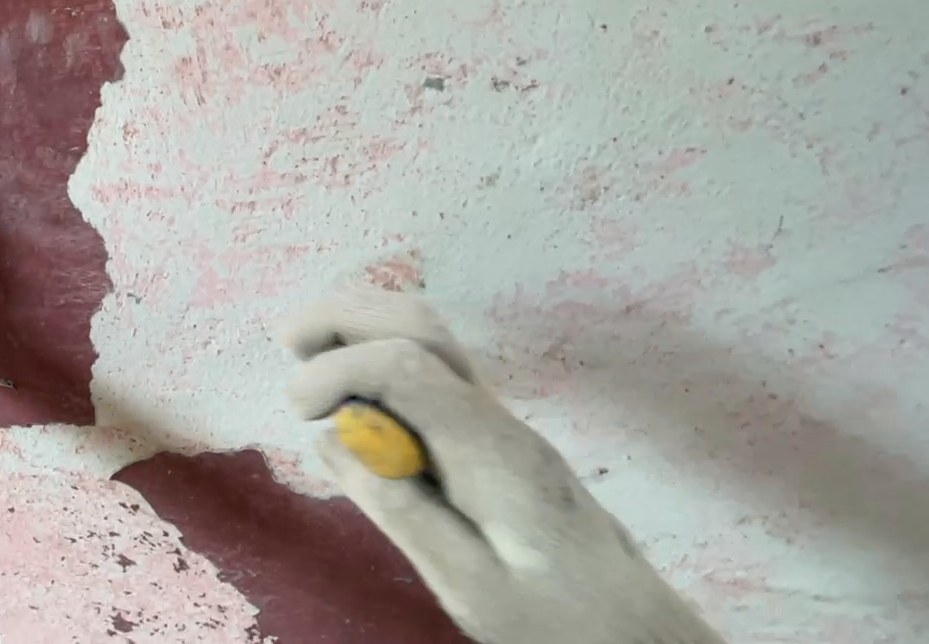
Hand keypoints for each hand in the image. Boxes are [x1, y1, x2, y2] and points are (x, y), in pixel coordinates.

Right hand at [285, 291, 722, 643]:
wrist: (639, 636)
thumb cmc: (557, 620)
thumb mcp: (471, 588)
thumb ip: (399, 510)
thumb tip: (332, 437)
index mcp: (490, 449)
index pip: (404, 364)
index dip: (337, 370)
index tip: (302, 412)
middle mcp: (491, 412)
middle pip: (416, 322)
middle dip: (340, 316)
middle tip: (288, 345)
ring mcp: (491, 411)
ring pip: (422, 326)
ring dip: (355, 321)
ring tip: (307, 351)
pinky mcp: (481, 422)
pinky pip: (423, 355)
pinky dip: (372, 342)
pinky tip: (346, 376)